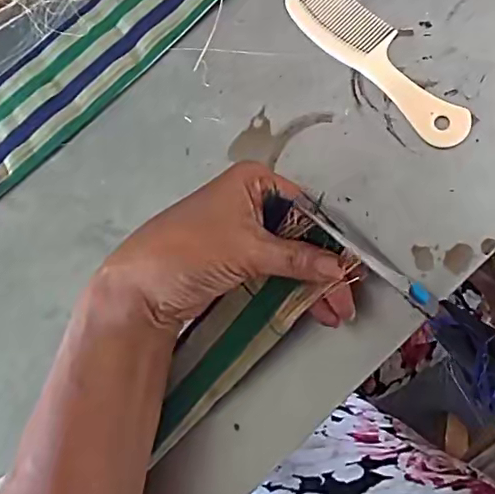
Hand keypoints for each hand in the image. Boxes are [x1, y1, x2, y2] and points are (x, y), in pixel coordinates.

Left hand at [92, 162, 353, 333]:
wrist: (140, 287)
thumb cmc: (191, 250)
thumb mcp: (248, 251)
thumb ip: (297, 258)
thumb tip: (340, 267)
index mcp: (252, 181)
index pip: (304, 206)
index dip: (330, 238)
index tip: (353, 269)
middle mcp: (250, 199)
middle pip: (301, 231)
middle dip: (325, 265)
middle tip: (346, 300)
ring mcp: (243, 230)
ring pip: (291, 253)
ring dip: (314, 282)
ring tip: (336, 312)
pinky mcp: (236, 257)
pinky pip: (275, 268)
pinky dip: (294, 286)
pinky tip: (315, 307)